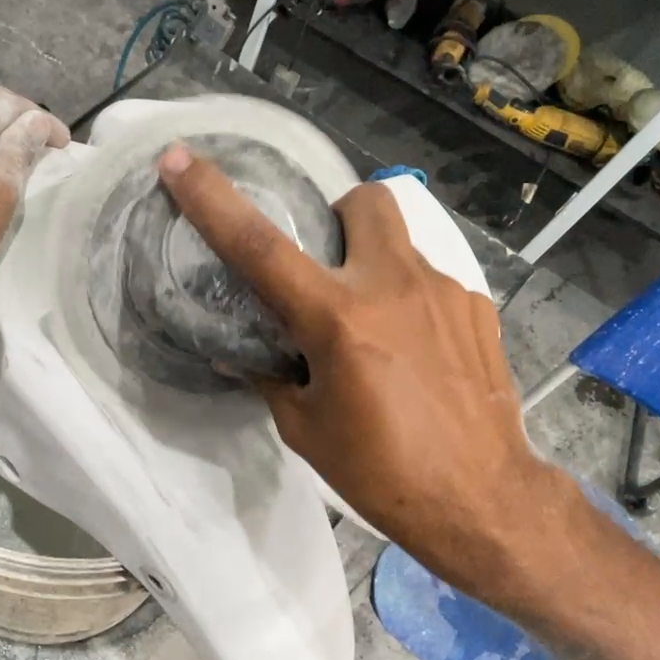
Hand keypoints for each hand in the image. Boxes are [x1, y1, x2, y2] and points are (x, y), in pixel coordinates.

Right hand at [156, 144, 576, 599]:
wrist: (480, 499)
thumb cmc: (380, 474)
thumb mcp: (305, 430)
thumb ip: (271, 378)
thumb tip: (243, 352)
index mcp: (339, 320)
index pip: (261, 247)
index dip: (213, 201)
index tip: (180, 161)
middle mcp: (395, 287)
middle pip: (363, 200)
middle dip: (337, 217)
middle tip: (326, 265)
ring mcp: (446, 293)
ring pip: (401, 245)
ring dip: (374, 269)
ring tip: (372, 332)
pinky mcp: (477, 310)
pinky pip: (431, 286)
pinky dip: (408, 306)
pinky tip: (413, 359)